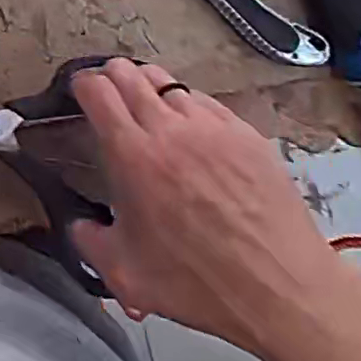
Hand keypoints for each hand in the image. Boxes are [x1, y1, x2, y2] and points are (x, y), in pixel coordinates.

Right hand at [69, 59, 360, 360]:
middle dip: (110, 74)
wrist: (283, 288)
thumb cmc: (204, 284)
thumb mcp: (128, 275)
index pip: (98, 90)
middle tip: (107, 90)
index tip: (79, 87)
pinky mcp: (242, 130)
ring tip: (147, 106)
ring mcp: (210, 125)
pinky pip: (204, 100)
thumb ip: (89, 242)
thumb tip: (78, 224)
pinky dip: (186, 105)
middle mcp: (170, 128)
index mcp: (134, 156)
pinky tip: (189, 127)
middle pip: (129, 72)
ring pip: (167, 81)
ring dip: (148, 87)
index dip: (82, 82)